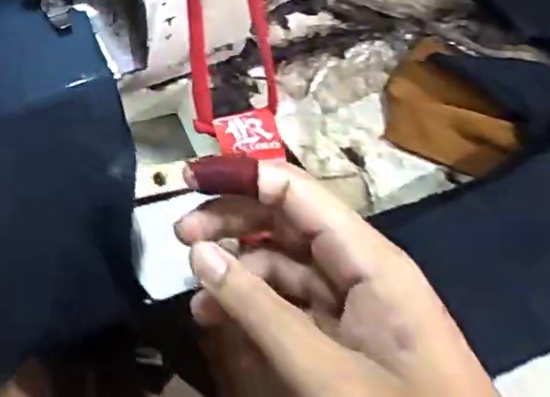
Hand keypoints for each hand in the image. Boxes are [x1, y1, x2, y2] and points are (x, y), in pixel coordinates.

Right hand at [174, 160, 495, 396]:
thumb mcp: (326, 374)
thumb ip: (256, 308)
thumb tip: (196, 251)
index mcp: (370, 260)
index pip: (293, 189)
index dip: (238, 176)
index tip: (186, 181)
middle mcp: (361, 266)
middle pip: (282, 217)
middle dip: (228, 222)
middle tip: (180, 237)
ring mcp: (356, 301)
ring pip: (280, 258)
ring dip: (234, 270)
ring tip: (197, 299)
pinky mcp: (349, 333)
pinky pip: (290, 298)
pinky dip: (252, 302)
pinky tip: (220, 321)